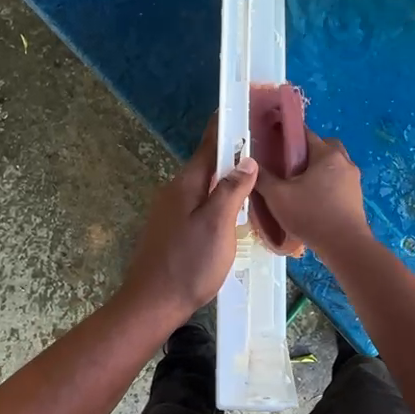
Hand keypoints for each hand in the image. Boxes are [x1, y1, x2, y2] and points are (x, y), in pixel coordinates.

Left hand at [119, 121, 257, 315]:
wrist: (152, 304)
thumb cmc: (189, 264)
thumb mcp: (218, 225)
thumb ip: (232, 190)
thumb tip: (247, 160)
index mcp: (186, 184)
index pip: (209, 145)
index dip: (227, 127)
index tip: (243, 108)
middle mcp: (175, 191)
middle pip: (207, 165)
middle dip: (232, 155)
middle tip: (262, 149)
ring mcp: (170, 212)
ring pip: (203, 187)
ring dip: (226, 181)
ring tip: (255, 180)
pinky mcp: (171, 231)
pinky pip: (199, 205)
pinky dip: (218, 201)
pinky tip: (233, 213)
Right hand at [251, 128, 372, 256]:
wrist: (345, 245)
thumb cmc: (311, 215)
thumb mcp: (278, 197)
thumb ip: (263, 178)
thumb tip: (251, 165)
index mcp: (327, 155)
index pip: (307, 134)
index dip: (289, 136)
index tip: (275, 144)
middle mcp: (344, 162)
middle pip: (325, 147)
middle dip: (309, 153)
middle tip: (291, 168)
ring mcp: (354, 180)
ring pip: (334, 165)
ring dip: (320, 170)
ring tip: (301, 186)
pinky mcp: (357, 197)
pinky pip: (340, 182)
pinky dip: (328, 185)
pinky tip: (314, 201)